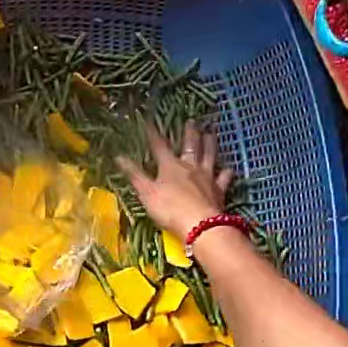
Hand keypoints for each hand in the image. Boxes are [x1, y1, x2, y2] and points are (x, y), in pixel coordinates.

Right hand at [118, 123, 233, 240]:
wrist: (200, 225)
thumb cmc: (169, 209)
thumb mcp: (146, 192)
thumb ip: (135, 174)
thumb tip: (118, 157)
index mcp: (170, 166)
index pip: (159, 146)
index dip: (153, 133)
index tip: (149, 121)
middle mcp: (190, 166)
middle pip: (190, 146)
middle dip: (189, 133)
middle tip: (191, 121)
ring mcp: (207, 177)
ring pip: (209, 156)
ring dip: (210, 144)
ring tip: (211, 133)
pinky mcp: (219, 190)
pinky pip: (224, 177)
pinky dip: (226, 171)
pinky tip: (229, 168)